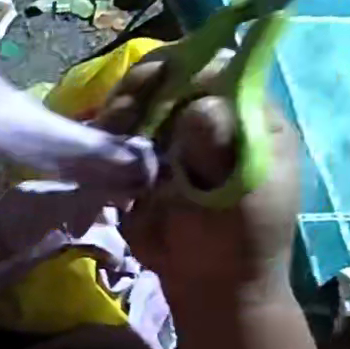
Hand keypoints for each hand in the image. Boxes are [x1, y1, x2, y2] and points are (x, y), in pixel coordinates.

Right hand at [94, 55, 300, 298]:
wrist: (207, 280)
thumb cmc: (236, 237)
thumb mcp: (239, 195)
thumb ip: (219, 150)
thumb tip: (201, 104)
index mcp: (249, 118)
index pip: (213, 69)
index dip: (178, 69)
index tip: (148, 86)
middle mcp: (210, 117)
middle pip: (168, 79)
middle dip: (138, 89)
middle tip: (117, 115)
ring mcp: (174, 136)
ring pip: (138, 102)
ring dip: (117, 112)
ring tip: (107, 133)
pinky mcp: (144, 156)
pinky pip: (120, 130)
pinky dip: (106, 132)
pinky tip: (100, 143)